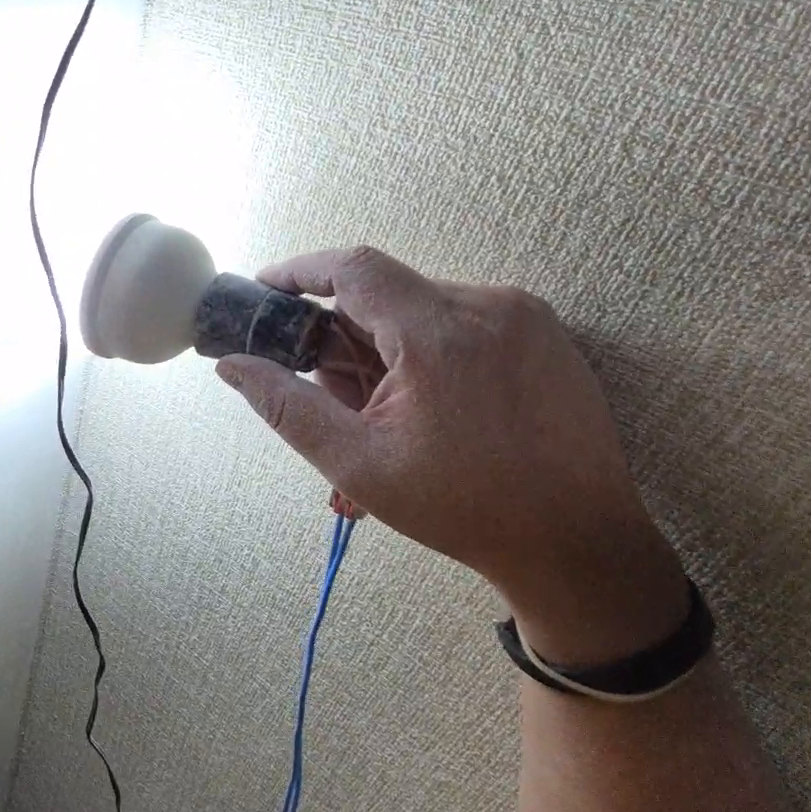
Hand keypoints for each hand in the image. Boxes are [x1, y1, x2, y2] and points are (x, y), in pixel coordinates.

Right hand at [217, 247, 688, 664]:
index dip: (298, 271)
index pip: (353, 268)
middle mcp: (490, 308)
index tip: (264, 290)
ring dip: (381, 352)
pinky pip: (459, 325)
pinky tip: (420, 410)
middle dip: (341, 338)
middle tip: (332, 397)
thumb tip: (232, 365)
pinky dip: (421, 355)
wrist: (578, 543)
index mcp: (440, 335)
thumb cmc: (464, 507)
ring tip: (382, 420)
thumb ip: (285, 404)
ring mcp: (526, 319)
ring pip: (419, 311)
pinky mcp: (545, 336)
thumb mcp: (355, 461)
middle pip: (383, 296)